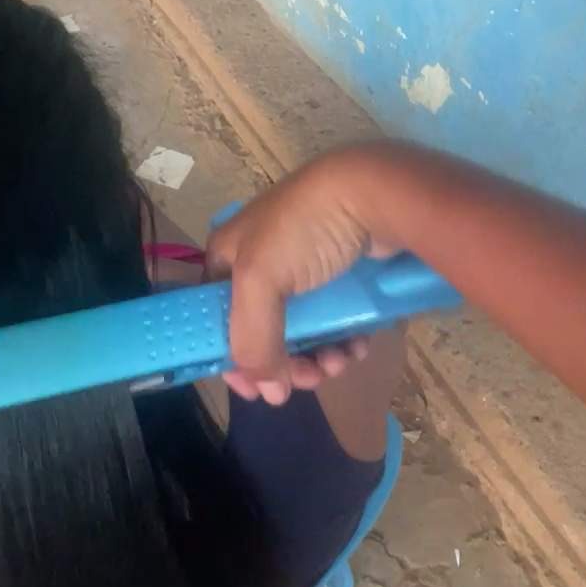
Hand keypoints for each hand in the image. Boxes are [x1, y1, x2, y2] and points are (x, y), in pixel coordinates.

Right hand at [207, 147, 402, 403]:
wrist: (371, 192)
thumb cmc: (303, 231)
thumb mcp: (259, 280)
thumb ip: (252, 340)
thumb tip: (269, 394)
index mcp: (228, 254)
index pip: (214, 315)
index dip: (229, 355)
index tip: (256, 389)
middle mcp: (260, 260)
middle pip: (261, 328)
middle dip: (284, 361)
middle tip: (309, 378)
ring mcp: (303, 266)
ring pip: (301, 329)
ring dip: (318, 356)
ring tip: (338, 361)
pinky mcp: (340, 272)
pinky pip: (334, 318)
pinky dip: (342, 339)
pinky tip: (358, 345)